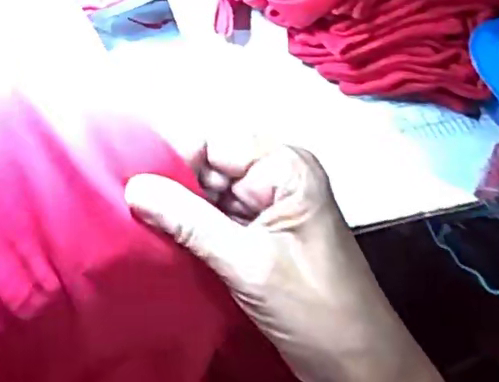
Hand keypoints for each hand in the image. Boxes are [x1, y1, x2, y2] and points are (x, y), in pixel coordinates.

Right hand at [124, 133, 439, 381]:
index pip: (208, 141)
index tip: (133, 184)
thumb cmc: (321, 316)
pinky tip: (166, 235)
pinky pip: (207, 210)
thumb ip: (188, 221)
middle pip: (201, 162)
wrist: (367, 379)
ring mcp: (264, 198)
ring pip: (199, 186)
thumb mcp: (249, 266)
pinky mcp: (254, 226)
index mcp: (283, 165)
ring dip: (175, 207)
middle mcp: (272, 171)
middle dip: (170, 185)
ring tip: (147, 224)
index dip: (171, 160)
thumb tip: (131, 187)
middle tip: (135, 209)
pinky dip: (186, 224)